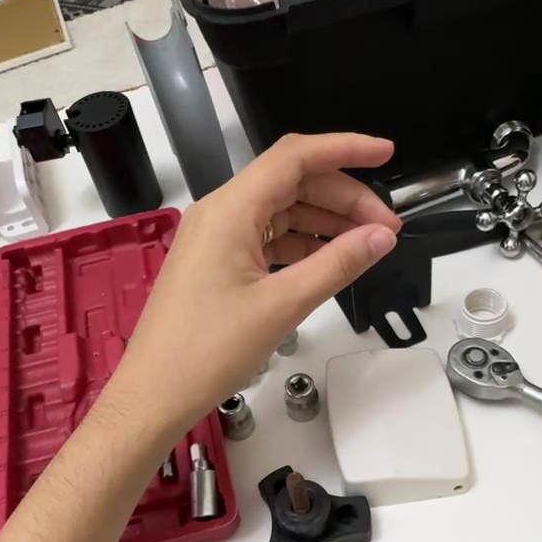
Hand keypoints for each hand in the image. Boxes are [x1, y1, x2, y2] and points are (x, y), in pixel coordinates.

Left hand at [106, 133, 401, 435]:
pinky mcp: (215, 262)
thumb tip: (381, 236)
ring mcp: (215, 237)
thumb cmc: (207, 352)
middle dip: (343, 197)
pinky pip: (265, 238)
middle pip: (292, 182)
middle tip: (385, 227)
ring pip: (280, 211)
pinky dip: (300, 244)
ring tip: (365, 245)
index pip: (295, 157)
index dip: (345, 148)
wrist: (155, 392)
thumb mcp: (282, 305)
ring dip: (324, 222)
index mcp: (230, 210)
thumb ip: (337, 264)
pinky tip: (328, 262)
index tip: (386, 154)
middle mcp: (220, 213)